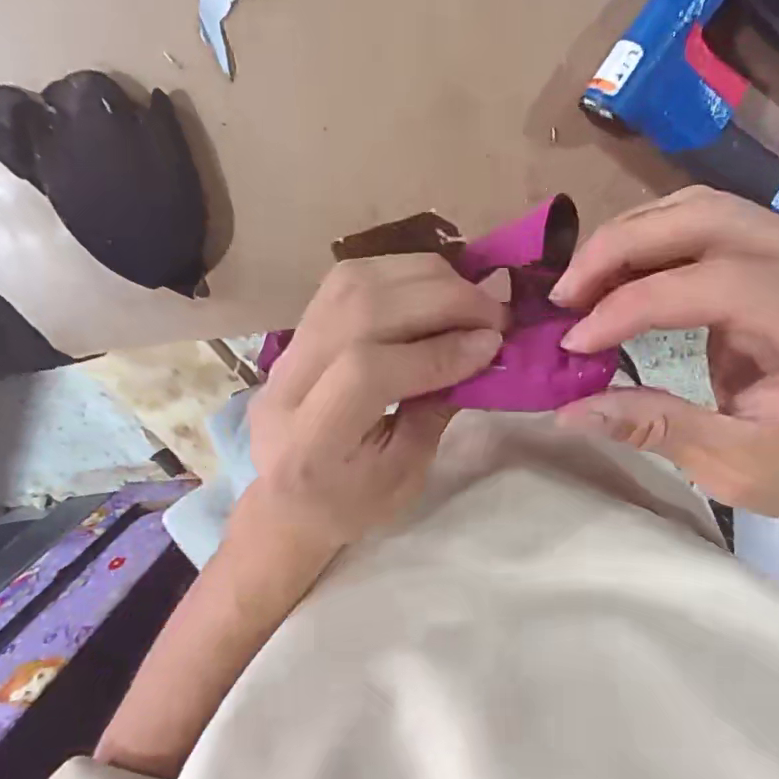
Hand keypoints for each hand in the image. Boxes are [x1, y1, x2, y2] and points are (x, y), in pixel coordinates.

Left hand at [247, 253, 504, 548]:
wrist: (284, 499)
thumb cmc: (346, 504)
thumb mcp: (399, 479)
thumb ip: (433, 413)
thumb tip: (479, 348)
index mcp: (308, 441)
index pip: (365, 371)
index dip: (434, 351)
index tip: (490, 345)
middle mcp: (286, 384)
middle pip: (358, 310)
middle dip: (439, 300)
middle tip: (494, 312)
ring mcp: (286, 351)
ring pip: (350, 283)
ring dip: (421, 277)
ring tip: (468, 297)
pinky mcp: (296, 331)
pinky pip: (345, 282)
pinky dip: (398, 273)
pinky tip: (432, 288)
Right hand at [549, 187, 778, 547]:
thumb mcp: (732, 466)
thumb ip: (655, 427)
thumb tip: (567, 411)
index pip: (724, 282)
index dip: (635, 304)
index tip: (574, 342)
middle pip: (715, 219)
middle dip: (622, 248)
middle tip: (564, 295)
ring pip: (708, 210)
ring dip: (631, 240)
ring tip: (582, 287)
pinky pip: (713, 228)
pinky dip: (652, 248)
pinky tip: (616, 281)